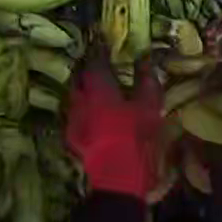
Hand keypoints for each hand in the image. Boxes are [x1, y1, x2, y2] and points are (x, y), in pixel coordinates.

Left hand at [63, 58, 163, 199]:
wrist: (118, 178)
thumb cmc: (137, 137)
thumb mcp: (149, 105)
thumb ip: (146, 79)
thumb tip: (145, 57)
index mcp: (99, 87)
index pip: (95, 61)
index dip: (100, 50)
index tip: (105, 43)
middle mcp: (80, 99)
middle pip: (79, 76)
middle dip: (87, 67)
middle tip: (98, 62)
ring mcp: (73, 119)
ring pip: (74, 95)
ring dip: (82, 87)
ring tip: (94, 85)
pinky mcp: (71, 137)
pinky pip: (74, 114)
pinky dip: (82, 107)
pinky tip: (90, 111)